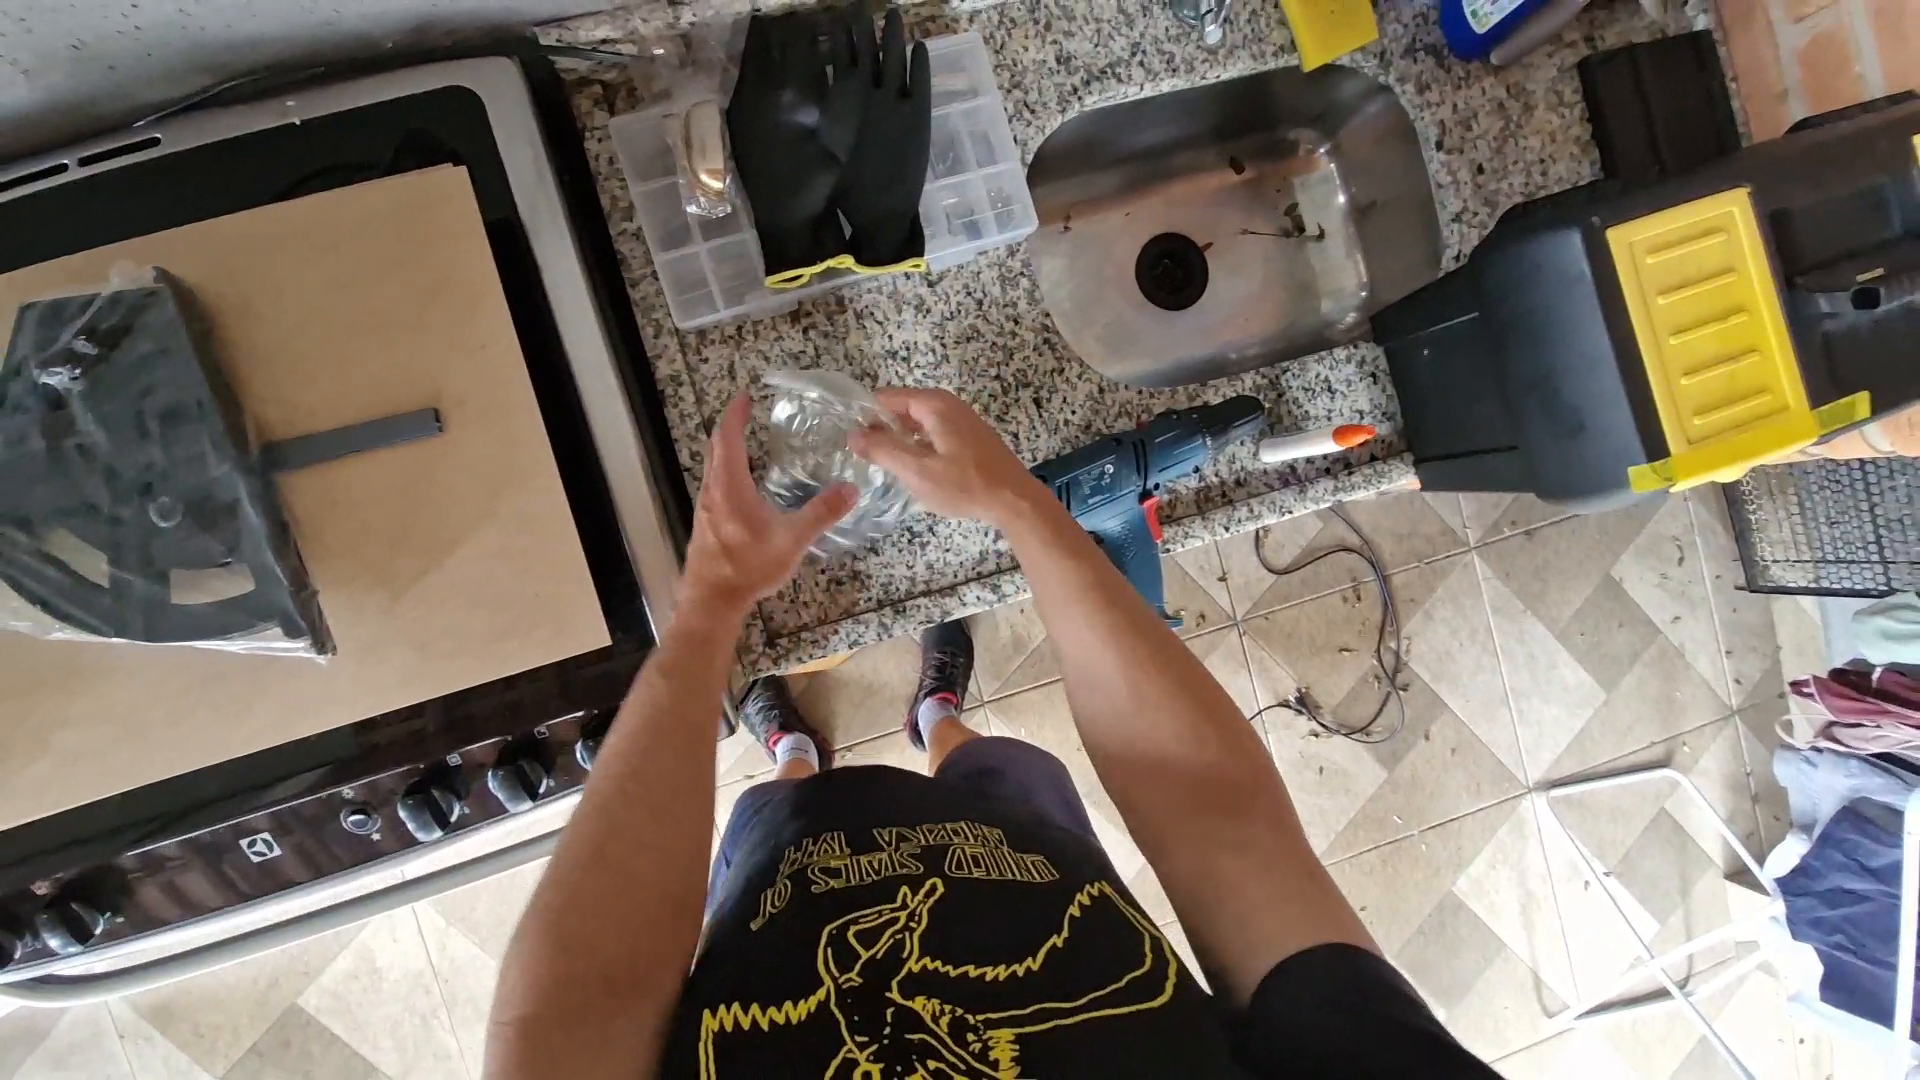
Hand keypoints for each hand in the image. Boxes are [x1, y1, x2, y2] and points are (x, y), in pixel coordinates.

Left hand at [682, 395, 856, 613]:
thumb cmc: (748, 567)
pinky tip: (746, 489)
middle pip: (716, 449)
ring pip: (714, 469)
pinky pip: (716, 487)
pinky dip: (728, 473)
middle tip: (748, 414)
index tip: (746, 396)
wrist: (711, 602)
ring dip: (728, 452)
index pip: (727, 438)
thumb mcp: (792, 540)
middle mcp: (713, 492)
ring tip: (750, 446)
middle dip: (731, 428)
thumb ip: (821, 513)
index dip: (735, 414)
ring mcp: (706, 509)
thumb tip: (851, 488)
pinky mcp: (707, 525)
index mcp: (729, 486)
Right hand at [846, 388, 1049, 527]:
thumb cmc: (965, 485)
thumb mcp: (917, 470)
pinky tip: (917, 469)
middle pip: (903, 408)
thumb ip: (883, 450)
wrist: (1014, 500)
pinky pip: (935, 434)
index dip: (866, 415)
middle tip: (865, 455)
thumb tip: (853, 434)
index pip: (887, 397)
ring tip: (886, 464)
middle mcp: (949, 404)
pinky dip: (921, 446)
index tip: (852, 438)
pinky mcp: (971, 438)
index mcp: (934, 405)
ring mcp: (963, 420)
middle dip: (883, 428)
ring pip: (920, 423)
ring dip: (902, 439)